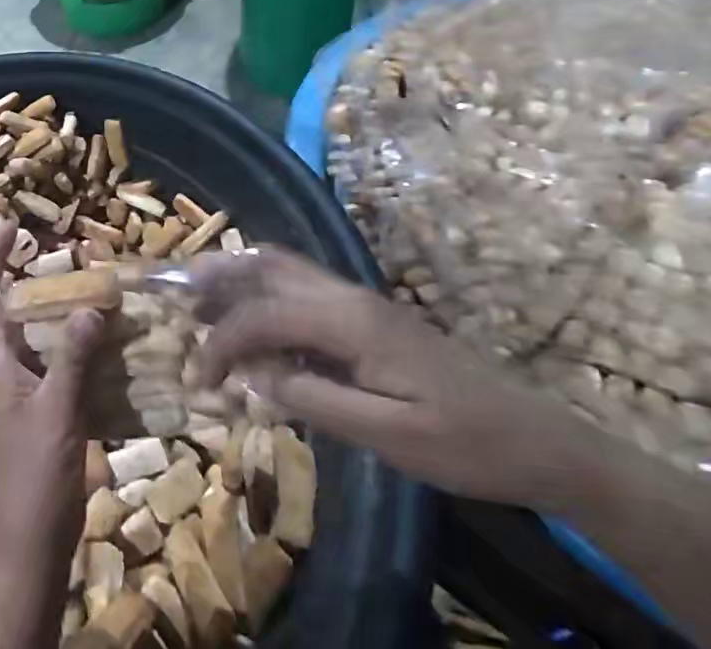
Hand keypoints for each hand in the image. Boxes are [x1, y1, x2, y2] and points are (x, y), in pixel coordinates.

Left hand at [0, 221, 104, 648]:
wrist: (31, 545)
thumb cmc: (33, 476)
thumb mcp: (55, 412)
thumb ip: (72, 359)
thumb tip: (91, 306)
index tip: (10, 225)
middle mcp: (7, 370)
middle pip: (16, 312)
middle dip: (41, 282)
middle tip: (78, 262)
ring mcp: (27, 393)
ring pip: (44, 339)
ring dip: (68, 316)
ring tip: (105, 295)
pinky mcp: (48, 413)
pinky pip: (65, 368)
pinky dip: (86, 351)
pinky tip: (117, 346)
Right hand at [189, 246, 619, 511]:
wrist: (538, 439)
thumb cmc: (465, 444)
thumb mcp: (388, 436)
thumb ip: (315, 399)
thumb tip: (253, 376)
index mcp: (350, 321)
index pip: (262, 315)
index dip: (221, 342)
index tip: (197, 379)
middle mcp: (348, 295)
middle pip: (266, 266)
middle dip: (213, 279)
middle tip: (172, 296)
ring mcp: (358, 300)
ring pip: (282, 268)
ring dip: (234, 277)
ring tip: (195, 297)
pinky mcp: (366, 315)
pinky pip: (299, 288)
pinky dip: (261, 293)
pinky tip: (248, 316)